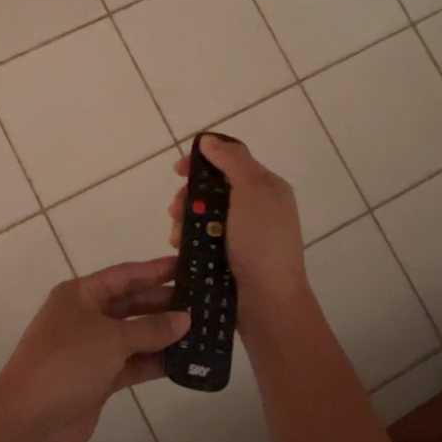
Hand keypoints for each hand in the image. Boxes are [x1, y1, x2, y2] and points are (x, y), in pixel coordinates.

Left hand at [0, 258, 188, 441]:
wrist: (29, 422)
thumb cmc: (67, 364)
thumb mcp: (111, 339)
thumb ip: (150, 328)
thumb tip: (185, 318)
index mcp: (79, 295)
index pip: (124, 276)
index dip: (155, 270)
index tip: (188, 265)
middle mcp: (84, 317)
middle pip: (131, 304)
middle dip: (164, 303)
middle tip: (204, 301)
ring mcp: (91, 350)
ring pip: (134, 336)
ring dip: (164, 335)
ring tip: (203, 330)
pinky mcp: (98, 379)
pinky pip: (133, 364)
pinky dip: (155, 362)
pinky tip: (185, 360)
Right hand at [169, 135, 309, 323]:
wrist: (268, 301)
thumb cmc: (261, 242)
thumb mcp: (252, 191)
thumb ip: (232, 161)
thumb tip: (209, 140)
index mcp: (266, 187)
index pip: (231, 160)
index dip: (202, 160)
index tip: (176, 170)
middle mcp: (257, 207)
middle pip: (212, 187)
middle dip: (188, 196)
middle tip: (174, 211)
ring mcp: (243, 234)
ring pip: (203, 214)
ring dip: (185, 220)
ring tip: (176, 237)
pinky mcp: (230, 256)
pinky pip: (203, 239)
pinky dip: (189, 240)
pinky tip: (180, 249)